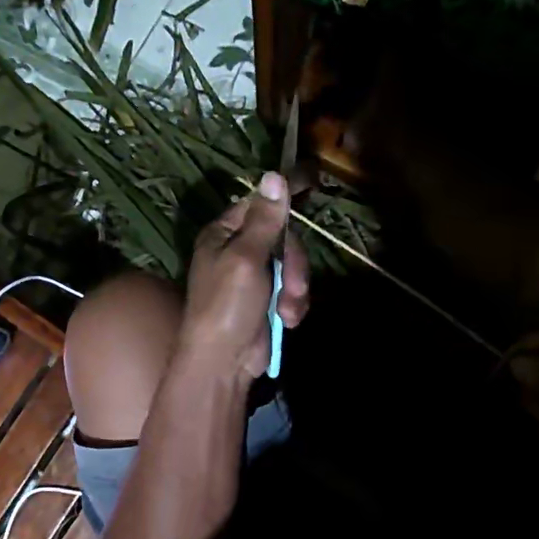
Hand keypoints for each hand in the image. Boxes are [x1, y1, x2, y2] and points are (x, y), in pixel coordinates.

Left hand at [177, 173, 310, 378]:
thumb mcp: (246, 258)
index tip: (315, 178)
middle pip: (282, 237)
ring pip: (291, 266)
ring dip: (296, 289)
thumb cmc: (226, 306)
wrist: (222, 363)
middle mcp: (237, 251)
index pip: (260, 202)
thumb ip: (264, 220)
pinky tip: (288, 320)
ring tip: (288, 311)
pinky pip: (292, 290)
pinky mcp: (266, 302)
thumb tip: (274, 175)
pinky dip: (293, 305)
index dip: (286, 193)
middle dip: (294, 263)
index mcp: (224, 234)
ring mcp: (253, 278)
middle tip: (294, 285)